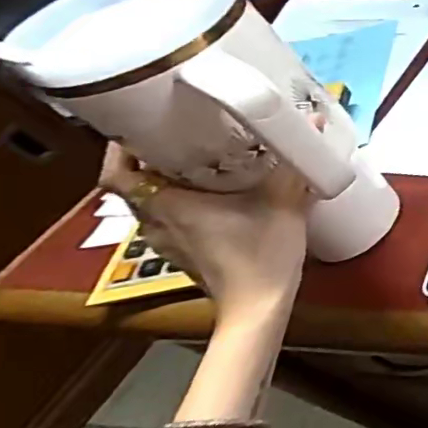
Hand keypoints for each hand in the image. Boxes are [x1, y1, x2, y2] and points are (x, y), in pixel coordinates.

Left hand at [99, 137, 314, 327]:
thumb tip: (311, 120)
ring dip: (161, 178)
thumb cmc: (261, 252)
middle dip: (145, 157)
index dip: (118, 148)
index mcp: (170, 207)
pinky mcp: (182, 251)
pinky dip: (177, 197)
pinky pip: (166, 216)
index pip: (117, 176)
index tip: (138, 122)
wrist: (257, 307)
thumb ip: (293, 162)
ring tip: (195, 153)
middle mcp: (157, 223)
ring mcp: (167, 241)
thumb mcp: (283, 202)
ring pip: (148, 202)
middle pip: (132, 186)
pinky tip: (211, 188)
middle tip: (176, 129)